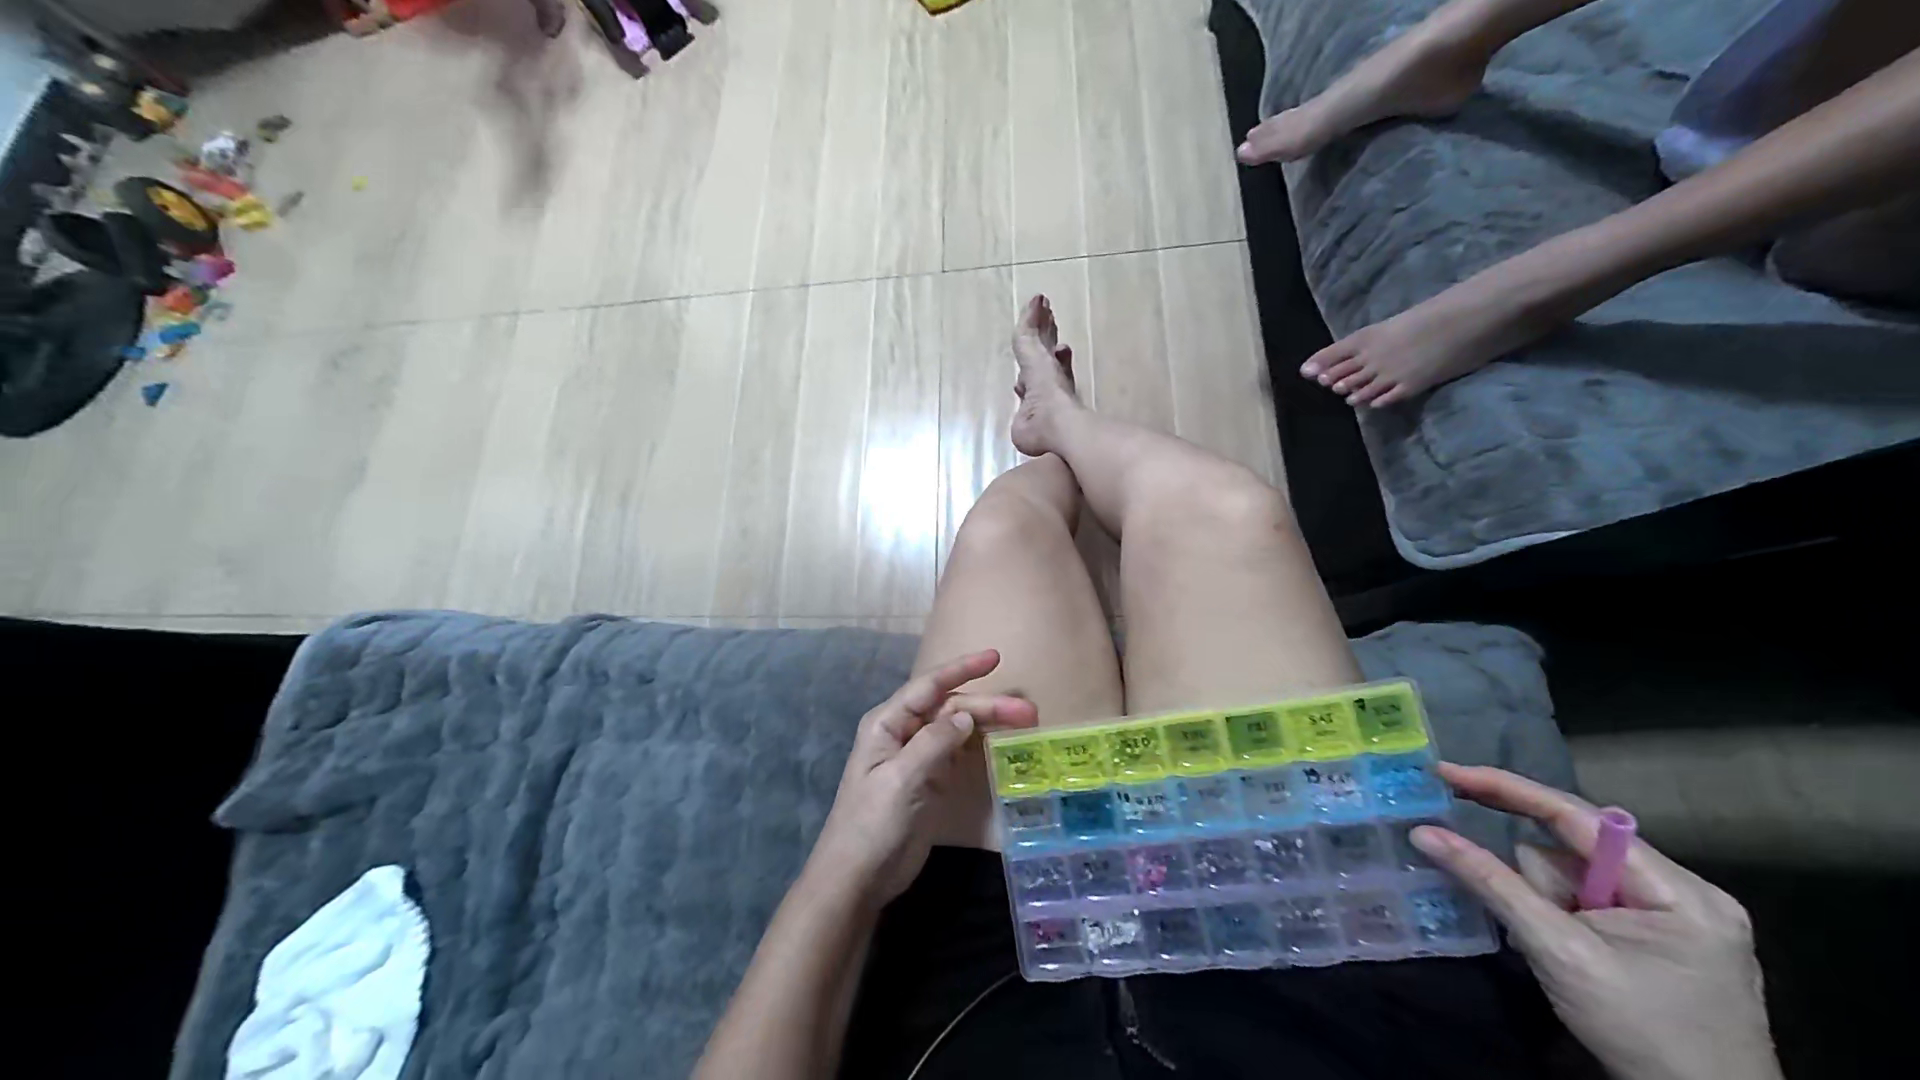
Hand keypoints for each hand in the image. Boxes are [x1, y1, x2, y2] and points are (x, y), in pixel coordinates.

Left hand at [806, 650, 1038, 908]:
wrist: (859, 877)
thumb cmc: (872, 823)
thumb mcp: (901, 779)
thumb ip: (934, 743)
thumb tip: (966, 714)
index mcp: (888, 723)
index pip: (930, 686)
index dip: (963, 669)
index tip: (995, 657)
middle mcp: (905, 732)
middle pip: (951, 708)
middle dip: (988, 705)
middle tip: (1029, 711)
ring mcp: (920, 756)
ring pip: (960, 728)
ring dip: (990, 724)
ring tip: (1027, 723)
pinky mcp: (932, 780)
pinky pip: (961, 752)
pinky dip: (983, 745)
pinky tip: (1005, 744)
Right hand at [1412, 764, 1782, 1079]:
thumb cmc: (1640, 1031)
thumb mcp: (1557, 952)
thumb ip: (1491, 883)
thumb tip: (1424, 832)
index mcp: (1677, 889)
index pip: (1575, 815)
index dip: (1505, 787)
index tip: (1445, 771)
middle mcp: (1684, 889)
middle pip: (1572, 848)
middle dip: (1535, 878)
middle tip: (1526, 917)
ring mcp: (1677, 914)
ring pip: (1574, 875)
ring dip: (1546, 903)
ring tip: (1555, 952)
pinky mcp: (1662, 935)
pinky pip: (1587, 897)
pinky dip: (1559, 914)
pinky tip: (1566, 949)